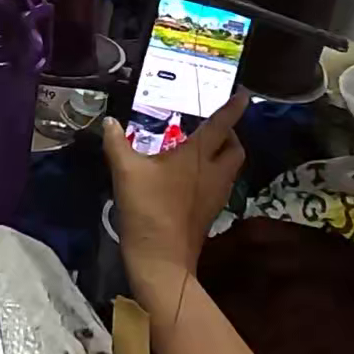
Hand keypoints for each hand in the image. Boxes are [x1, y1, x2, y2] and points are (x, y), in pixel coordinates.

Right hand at [102, 94, 248, 293]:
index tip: (243, 95)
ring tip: (200, 146)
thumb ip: (116, 142)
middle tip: (213, 124)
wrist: (161, 258)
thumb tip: (109, 121)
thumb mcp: (125, 169)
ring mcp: (215, 194)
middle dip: (231, 133)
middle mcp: (214, 172)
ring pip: (230, 167)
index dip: (233, 108)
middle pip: (235, 148)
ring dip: (223, 153)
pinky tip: (188, 174)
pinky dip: (212, 171)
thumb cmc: (148, 207)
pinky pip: (219, 182)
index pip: (222, 125)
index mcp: (199, 156)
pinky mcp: (209, 211)